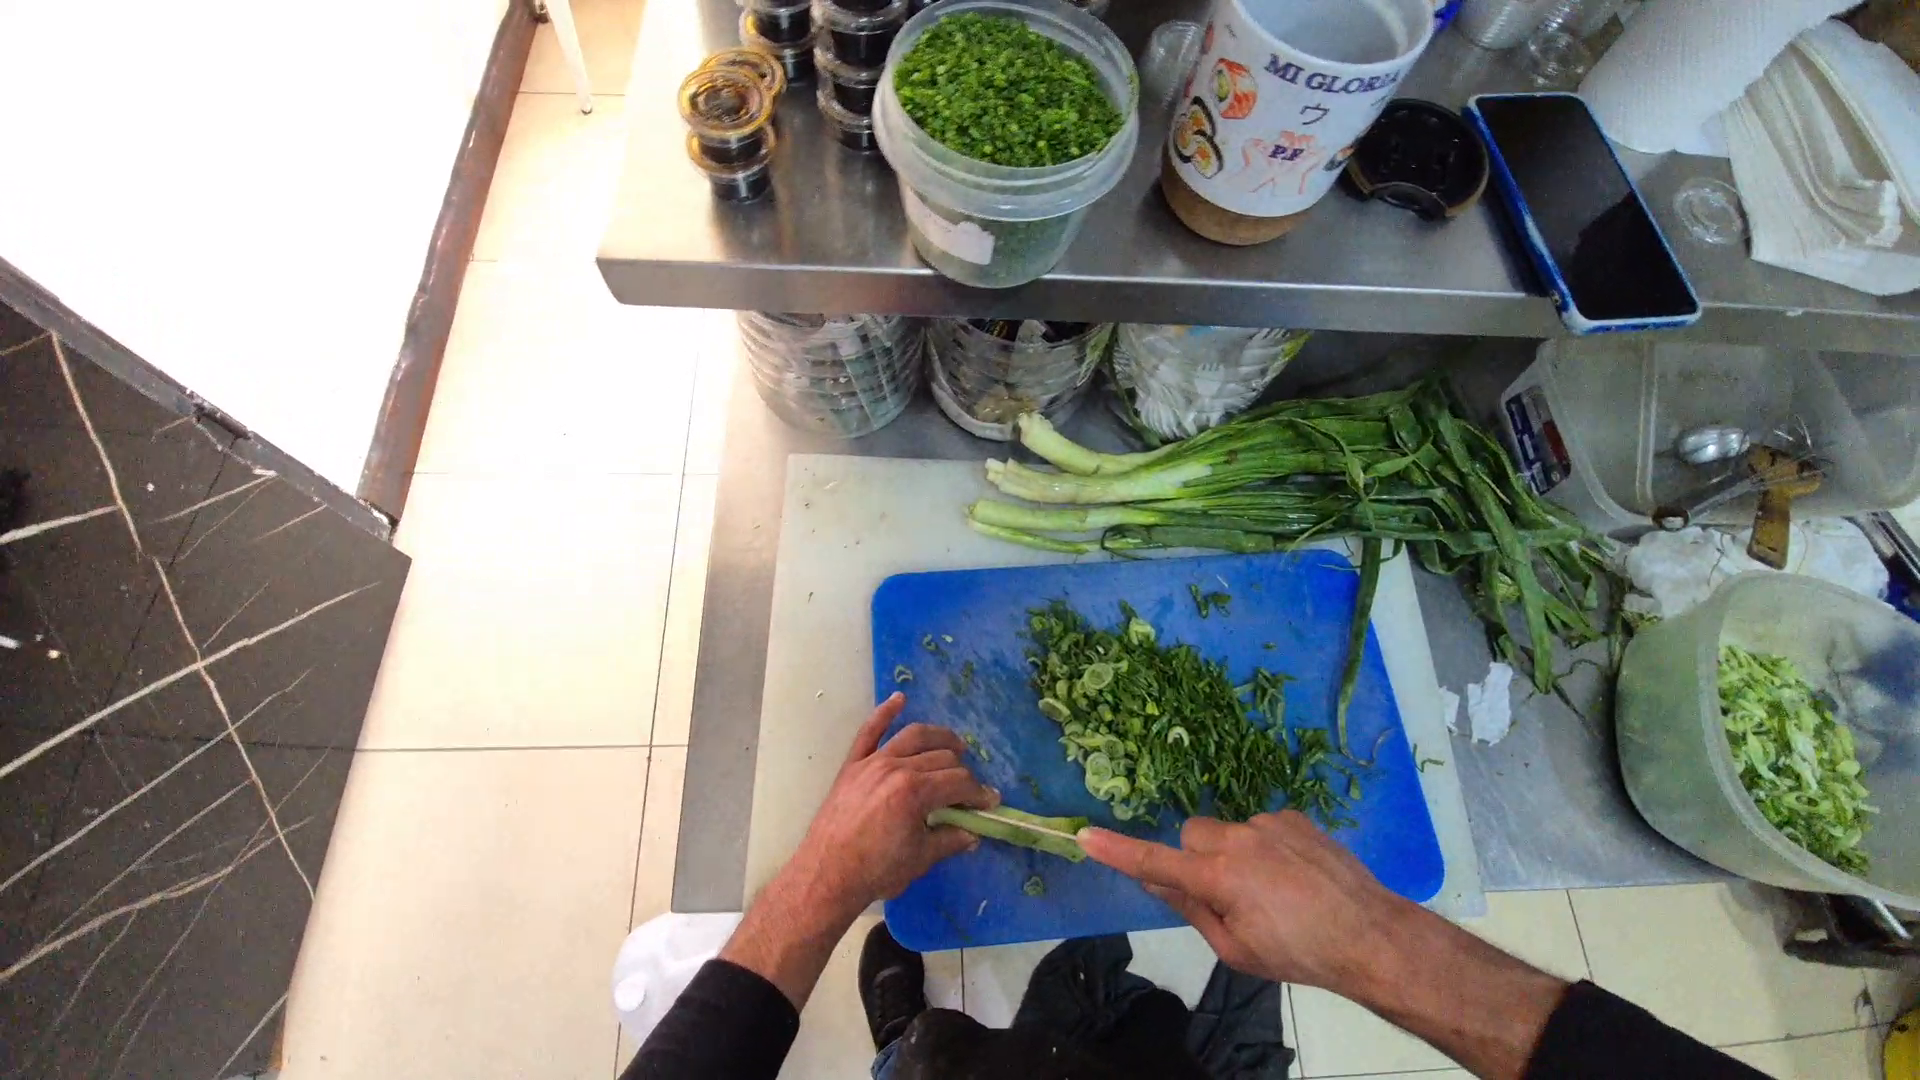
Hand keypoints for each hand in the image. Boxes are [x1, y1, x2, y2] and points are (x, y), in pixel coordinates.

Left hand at [788, 692, 999, 918]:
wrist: (826, 875)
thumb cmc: (875, 871)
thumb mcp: (920, 859)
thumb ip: (950, 840)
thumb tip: (974, 834)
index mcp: (915, 791)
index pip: (959, 782)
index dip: (978, 793)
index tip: (990, 803)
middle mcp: (896, 767)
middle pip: (942, 757)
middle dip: (963, 772)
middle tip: (969, 789)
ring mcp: (873, 762)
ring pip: (913, 736)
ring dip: (939, 737)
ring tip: (955, 746)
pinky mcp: (853, 764)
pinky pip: (869, 731)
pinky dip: (884, 712)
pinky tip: (899, 698)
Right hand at [1083, 812, 1571, 1079]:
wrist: (1371, 935)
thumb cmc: (1297, 953)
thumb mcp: (1235, 949)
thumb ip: (1190, 908)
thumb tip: (1157, 878)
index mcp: (1217, 877)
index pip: (1154, 862)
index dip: (1117, 851)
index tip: (1083, 836)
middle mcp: (1236, 839)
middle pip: (1192, 835)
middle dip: (1196, 858)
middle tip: (1225, 893)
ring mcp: (1267, 822)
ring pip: (1227, 830)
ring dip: (1234, 852)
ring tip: (1274, 887)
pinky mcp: (1293, 816)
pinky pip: (1262, 825)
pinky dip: (1267, 845)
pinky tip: (1295, 873)